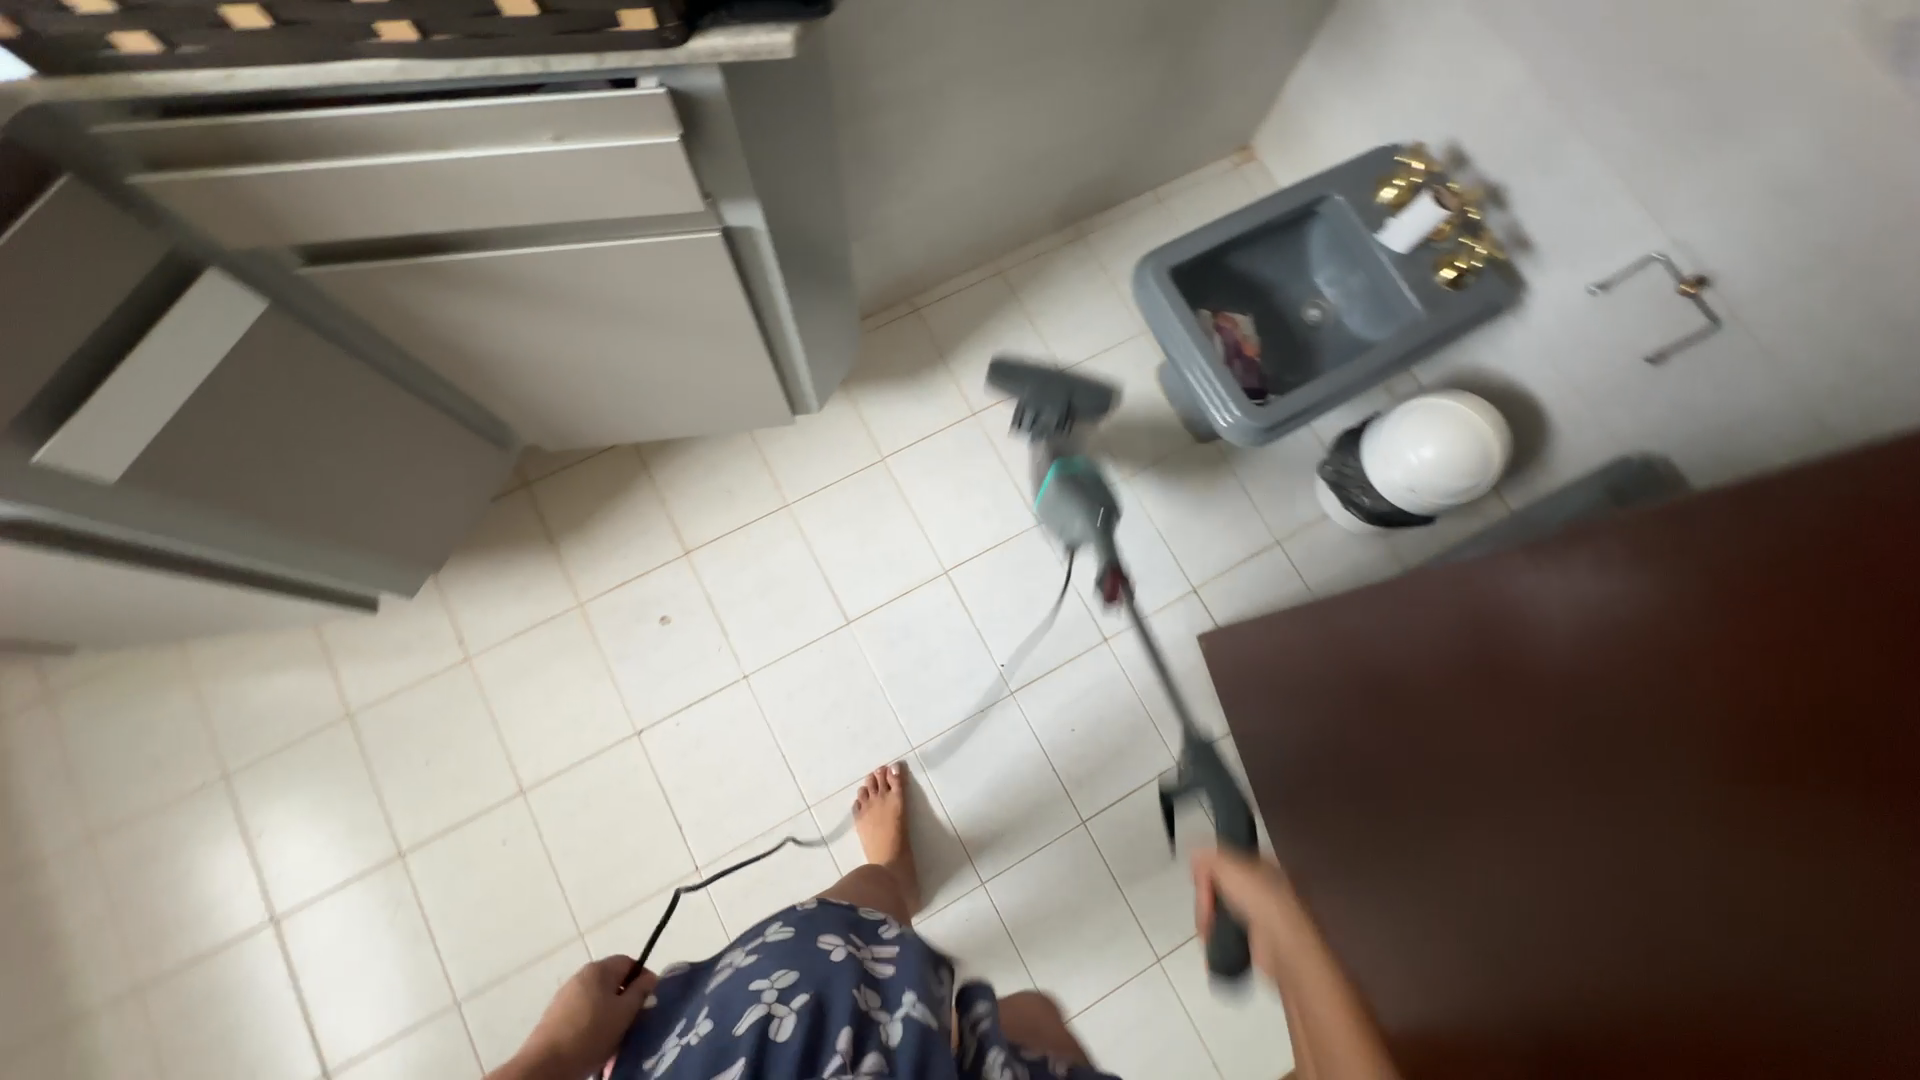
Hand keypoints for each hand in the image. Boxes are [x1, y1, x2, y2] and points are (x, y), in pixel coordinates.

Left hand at [495, 957, 655, 1079]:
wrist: (545, 1066)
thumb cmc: (591, 1034)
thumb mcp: (625, 1012)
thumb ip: (640, 991)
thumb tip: (649, 978)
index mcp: (599, 969)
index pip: (629, 962)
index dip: (643, 978)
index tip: (649, 1000)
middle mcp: (581, 976)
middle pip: (612, 981)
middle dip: (625, 999)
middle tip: (633, 1020)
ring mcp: (565, 996)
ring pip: (597, 1000)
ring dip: (609, 1014)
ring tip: (614, 1036)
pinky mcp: (554, 1016)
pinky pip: (583, 1013)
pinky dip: (592, 1024)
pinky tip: (594, 1042)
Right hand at [1191, 847, 1311, 983]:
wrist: (1282, 945)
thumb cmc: (1258, 899)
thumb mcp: (1229, 866)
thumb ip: (1209, 857)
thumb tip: (1195, 853)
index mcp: (1260, 864)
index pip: (1225, 857)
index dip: (1208, 866)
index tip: (1197, 877)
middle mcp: (1261, 886)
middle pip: (1220, 883)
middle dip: (1206, 895)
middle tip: (1204, 907)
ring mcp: (1258, 913)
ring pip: (1220, 907)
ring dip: (1208, 916)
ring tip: (1206, 928)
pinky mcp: (1254, 938)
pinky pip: (1226, 929)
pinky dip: (1215, 933)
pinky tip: (1212, 937)